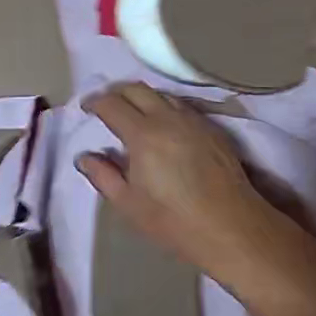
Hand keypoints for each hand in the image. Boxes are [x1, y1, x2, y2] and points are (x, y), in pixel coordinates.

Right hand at [77, 83, 288, 277]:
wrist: (231, 226)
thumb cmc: (174, 221)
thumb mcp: (129, 204)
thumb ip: (103, 175)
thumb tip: (84, 157)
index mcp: (143, 134)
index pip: (112, 104)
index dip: (95, 102)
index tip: (86, 108)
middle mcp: (167, 118)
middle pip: (136, 89)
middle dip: (116, 92)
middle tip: (106, 105)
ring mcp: (193, 120)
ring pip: (161, 94)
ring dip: (142, 97)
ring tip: (133, 113)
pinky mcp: (211, 127)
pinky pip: (181, 106)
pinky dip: (164, 106)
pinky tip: (163, 124)